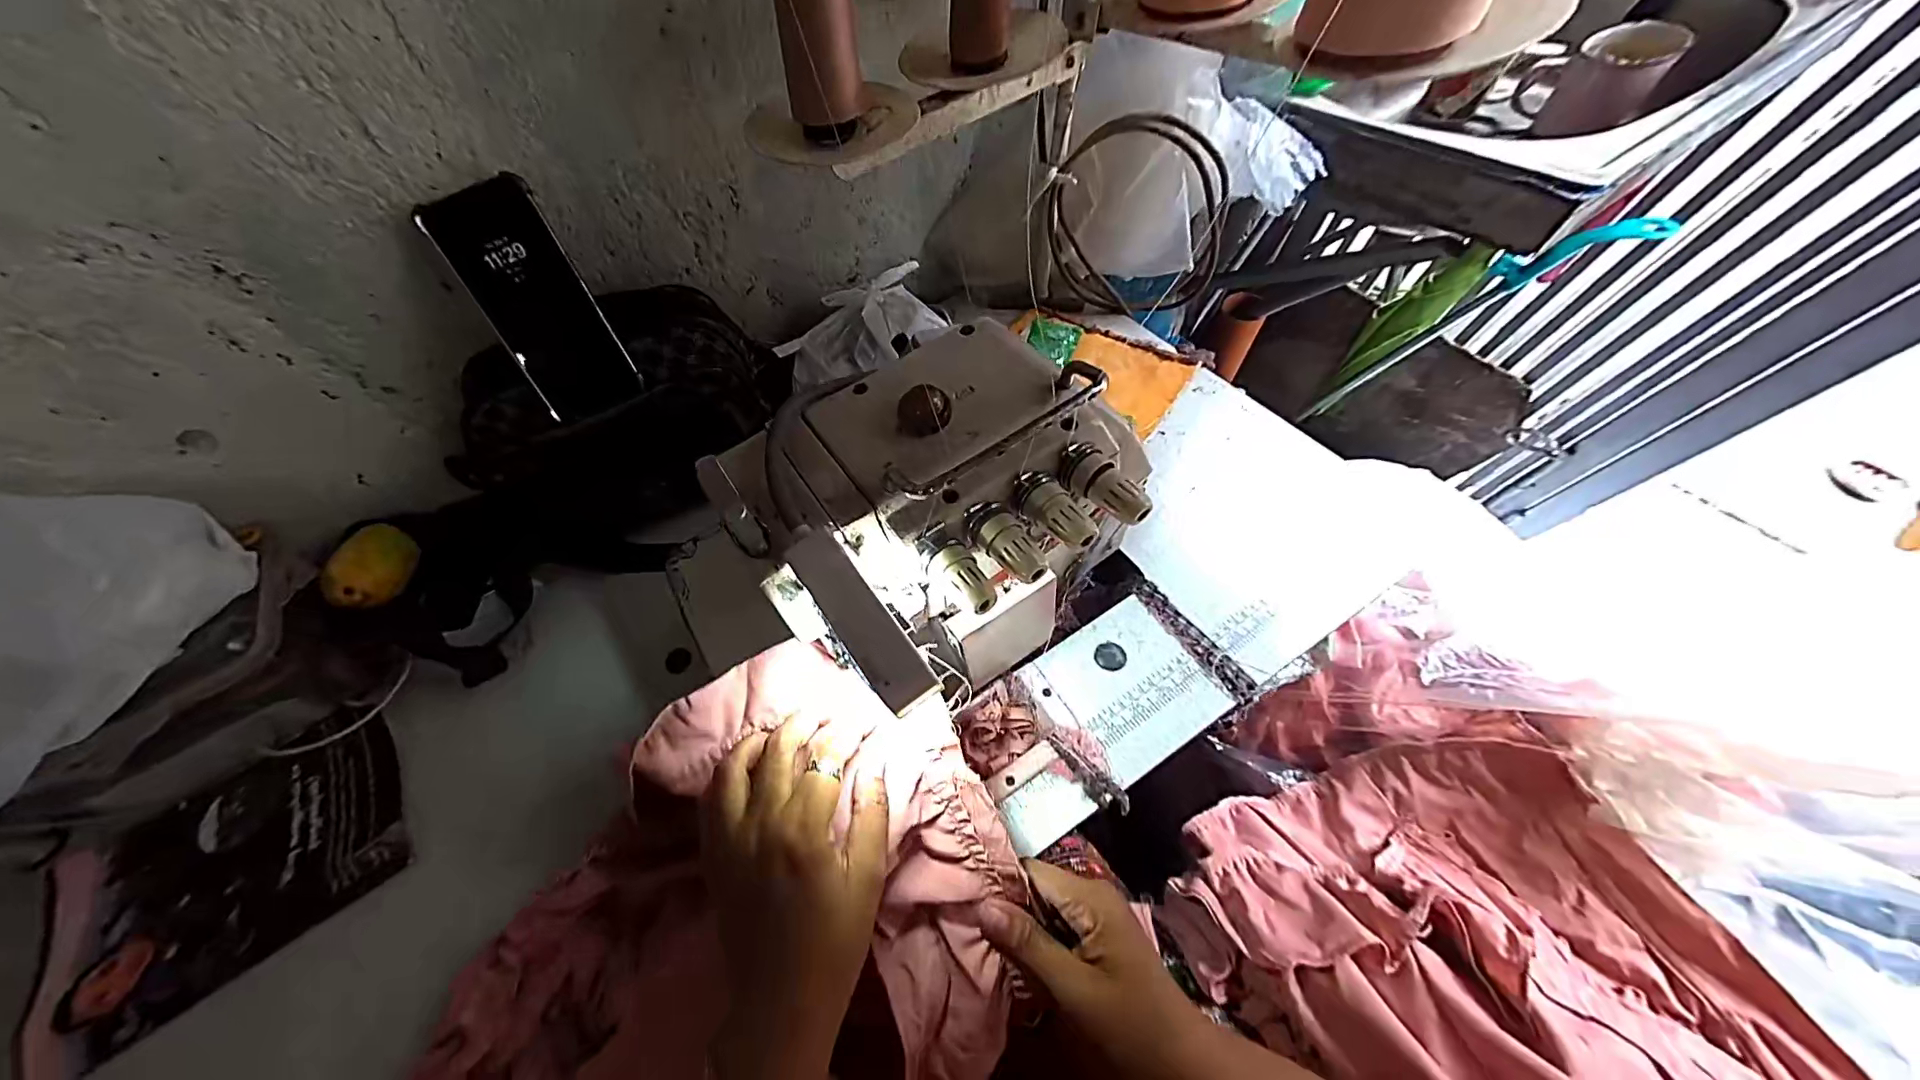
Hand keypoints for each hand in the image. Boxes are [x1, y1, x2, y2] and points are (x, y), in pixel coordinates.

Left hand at [701, 712, 888, 1079]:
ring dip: (759, 740)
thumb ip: (871, 817)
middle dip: (801, 726)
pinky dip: (727, 771)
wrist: (780, 996)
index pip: (822, 762)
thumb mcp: (868, 878)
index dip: (841, 739)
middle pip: (778, 753)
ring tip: (780, 731)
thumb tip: (872, 771)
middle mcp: (760, 823)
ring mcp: (730, 836)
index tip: (855, 727)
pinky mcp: (712, 852)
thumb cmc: (835, 939)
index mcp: (803, 830)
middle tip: (819, 716)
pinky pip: (712, 797)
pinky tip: (744, 764)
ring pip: (736, 766)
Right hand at [978, 859, 1320, 1079]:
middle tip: (966, 924)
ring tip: (980, 938)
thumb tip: (983, 905)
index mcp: (1089, 896)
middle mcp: (1091, 893)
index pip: (1029, 870)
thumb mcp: (1074, 989)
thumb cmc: (1130, 1024)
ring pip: (1039, 904)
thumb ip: (1029, 944)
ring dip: (1015, 923)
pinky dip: (1031, 937)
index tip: (961, 899)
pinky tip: (1012, 955)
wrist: (1180, 1059)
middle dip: (1002, 905)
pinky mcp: (1093, 932)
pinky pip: (1052, 922)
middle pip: (1033, 885)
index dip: (995, 883)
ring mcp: (1093, 913)